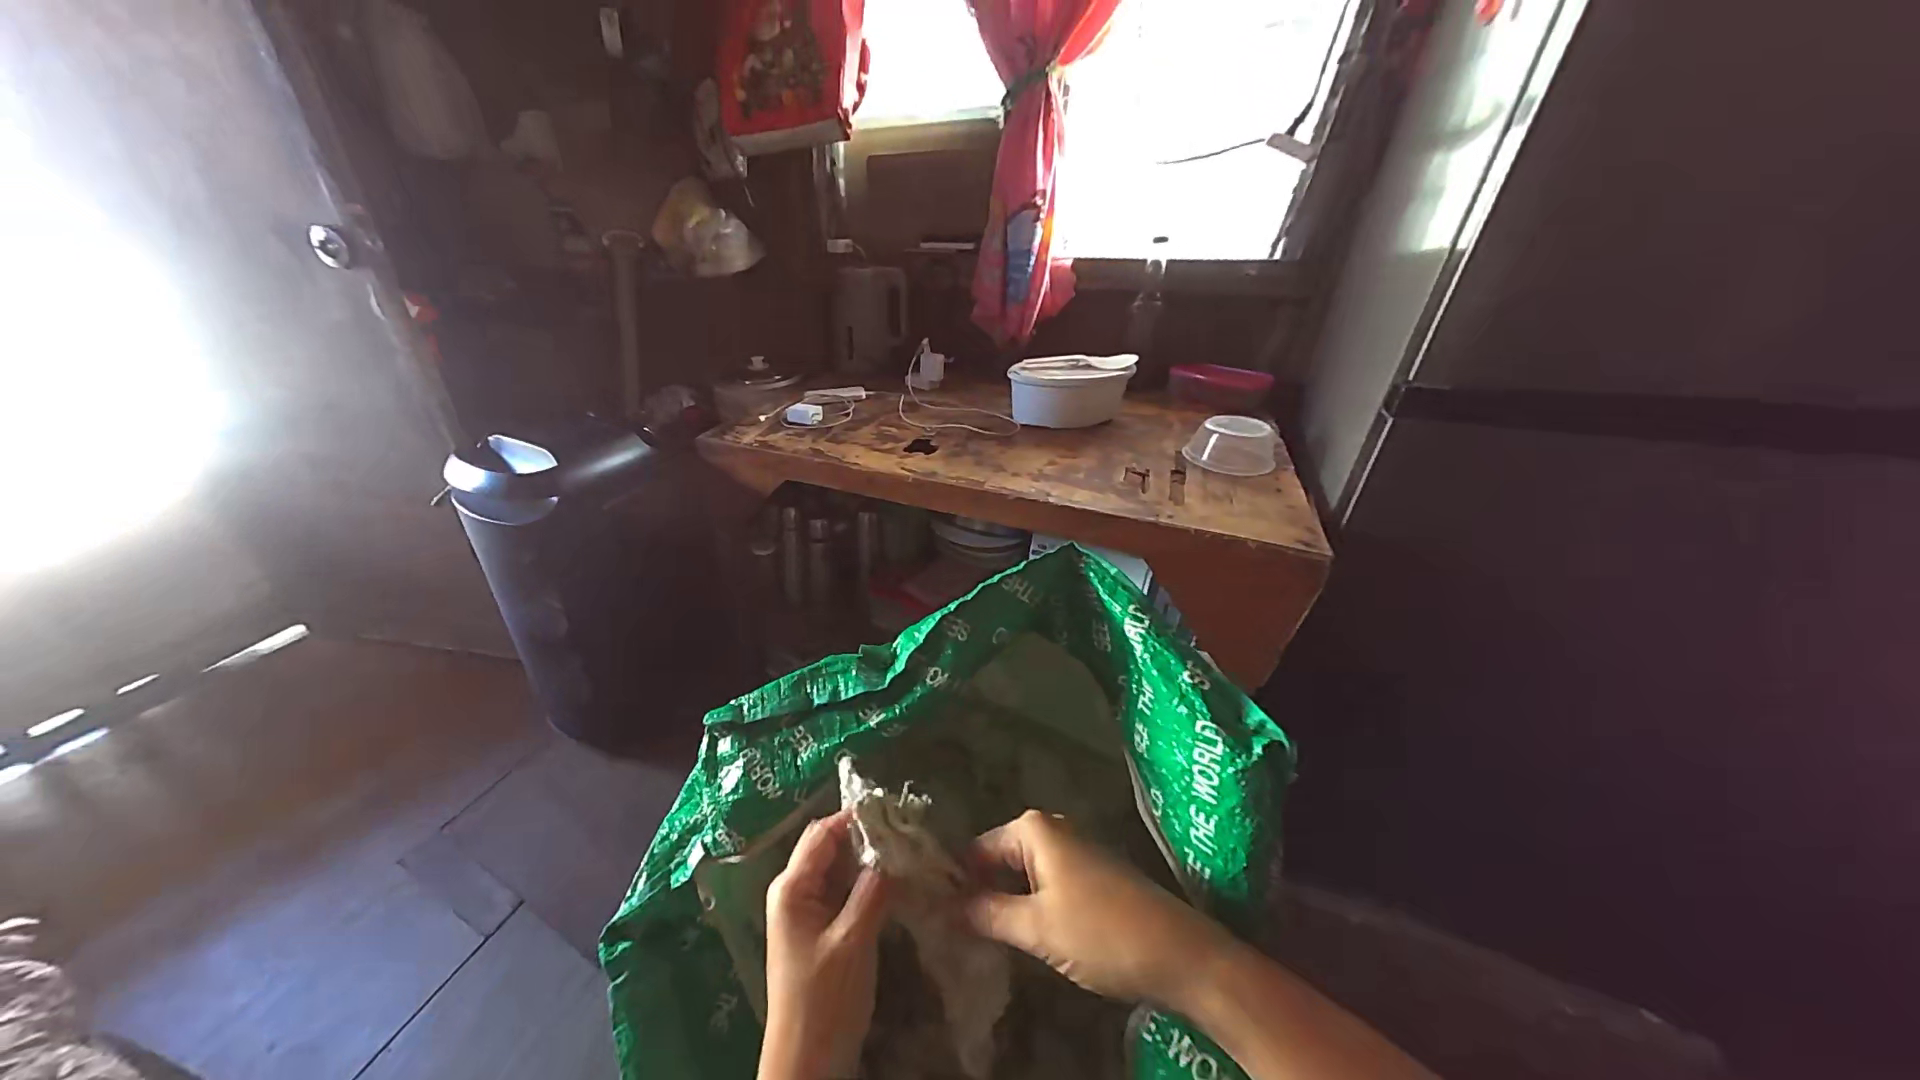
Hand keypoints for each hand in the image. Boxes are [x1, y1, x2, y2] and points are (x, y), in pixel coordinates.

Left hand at [760, 809, 891, 1079]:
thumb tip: (895, 848)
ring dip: (870, 858)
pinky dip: (868, 881)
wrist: (808, 1063)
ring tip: (909, 849)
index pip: (823, 832)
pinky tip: (896, 881)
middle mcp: (795, 891)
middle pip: (831, 846)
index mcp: (792, 887)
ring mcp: (808, 910)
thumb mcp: (853, 940)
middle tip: (909, 829)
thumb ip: (874, 889)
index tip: (897, 809)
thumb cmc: (824, 1000)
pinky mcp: (822, 927)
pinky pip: (844, 890)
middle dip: (867, 835)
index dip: (857, 816)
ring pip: (840, 868)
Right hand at [961, 810, 1233, 1009]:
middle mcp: (1053, 828)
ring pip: (1023, 872)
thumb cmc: (1101, 932)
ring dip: (1004, 900)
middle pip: (999, 857)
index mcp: (1034, 829)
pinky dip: (1029, 903)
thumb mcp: (1036, 927)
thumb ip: (988, 913)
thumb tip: (947, 906)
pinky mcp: (1092, 874)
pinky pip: (1046, 882)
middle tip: (953, 931)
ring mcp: (1075, 850)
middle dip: (979, 890)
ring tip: (981, 938)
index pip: (976, 849)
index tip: (934, 915)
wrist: (1179, 953)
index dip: (955, 880)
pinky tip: (1021, 933)